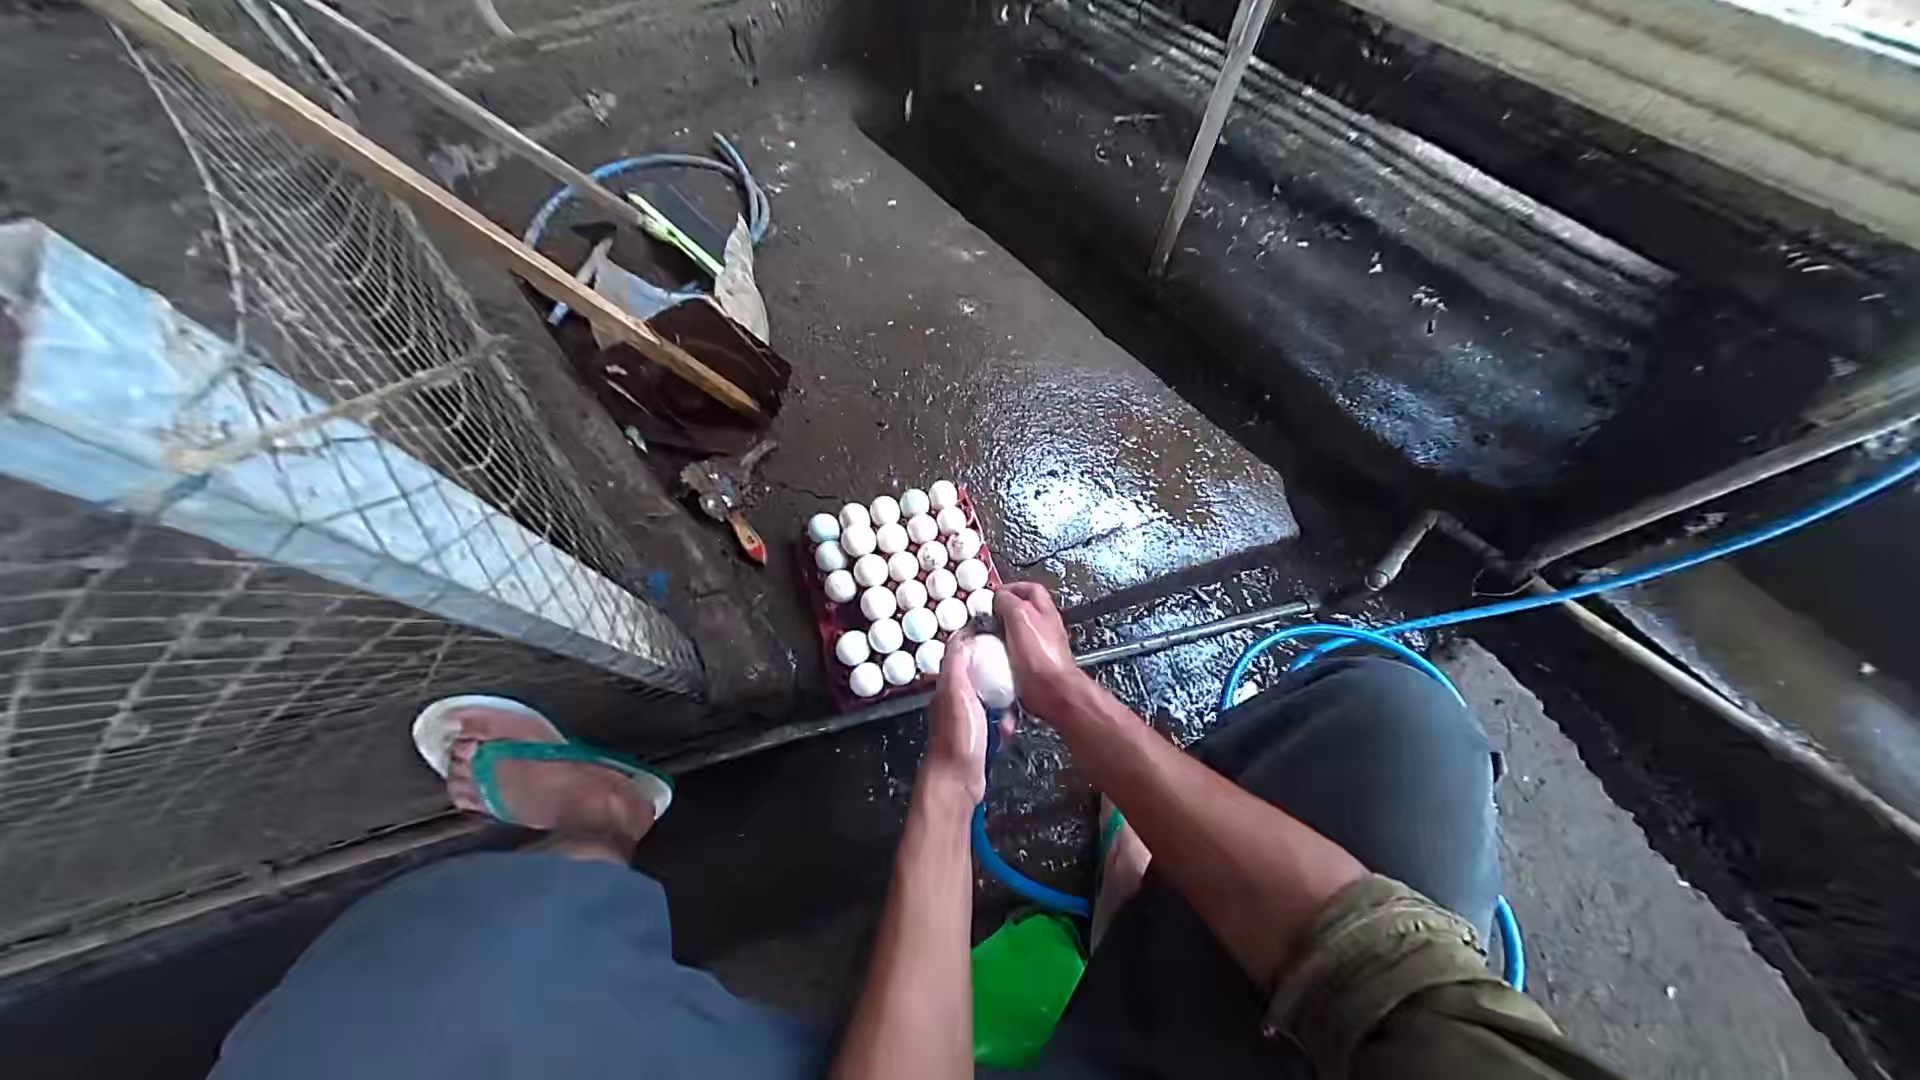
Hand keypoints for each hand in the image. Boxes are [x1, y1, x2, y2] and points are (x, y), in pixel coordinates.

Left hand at [923, 634, 994, 801]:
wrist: (957, 781)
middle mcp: (956, 697)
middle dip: (999, 674)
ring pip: (992, 696)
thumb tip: (962, 637)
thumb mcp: (957, 691)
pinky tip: (1005, 730)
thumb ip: (958, 663)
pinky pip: (997, 720)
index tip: (996, 633)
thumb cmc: (956, 740)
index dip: (978, 639)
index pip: (962, 651)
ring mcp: (968, 716)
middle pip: (981, 672)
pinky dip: (1005, 723)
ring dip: (1005, 703)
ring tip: (1008, 712)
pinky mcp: (979, 733)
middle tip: (1012, 677)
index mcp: (949, 683)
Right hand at [994, 582, 1086, 721]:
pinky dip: (1002, 654)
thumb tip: (999, 597)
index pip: (1030, 589)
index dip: (1012, 588)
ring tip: (987, 636)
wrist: (1052, 691)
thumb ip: (1009, 602)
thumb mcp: (1020, 616)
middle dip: (1003, 611)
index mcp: (1044, 610)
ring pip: (1016, 633)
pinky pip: (1013, 654)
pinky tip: (993, 658)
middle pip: (1022, 611)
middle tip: (988, 615)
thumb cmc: (1042, 656)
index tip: (994, 594)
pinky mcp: (1031, 665)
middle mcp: (1044, 627)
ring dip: (1001, 634)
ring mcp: (1039, 647)